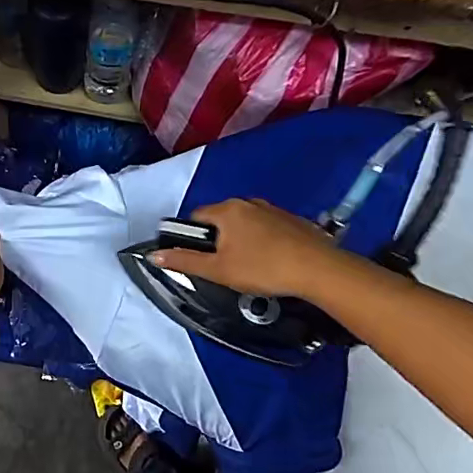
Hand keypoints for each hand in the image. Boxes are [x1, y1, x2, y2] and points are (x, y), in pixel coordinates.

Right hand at [151, 198, 341, 299]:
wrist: (318, 269)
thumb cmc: (262, 268)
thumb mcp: (218, 270)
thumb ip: (185, 261)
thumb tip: (154, 255)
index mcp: (226, 210)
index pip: (196, 218)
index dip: (194, 239)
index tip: (202, 259)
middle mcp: (248, 202)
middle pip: (221, 219)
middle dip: (219, 240)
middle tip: (225, 266)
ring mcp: (273, 209)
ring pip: (245, 223)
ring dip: (242, 240)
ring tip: (251, 266)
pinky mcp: (293, 219)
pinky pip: (267, 228)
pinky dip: (264, 241)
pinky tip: (272, 261)